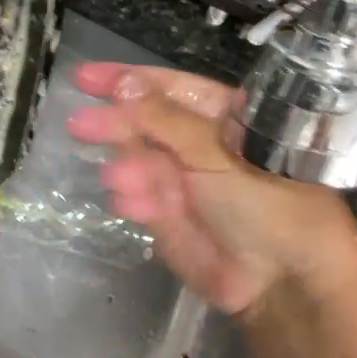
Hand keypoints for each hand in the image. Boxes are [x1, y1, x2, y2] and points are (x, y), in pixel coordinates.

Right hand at [64, 62, 356, 313]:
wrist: (277, 281)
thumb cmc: (266, 204)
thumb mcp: (216, 153)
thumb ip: (164, 118)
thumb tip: (123, 83)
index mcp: (224, 119)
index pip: (169, 88)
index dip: (128, 80)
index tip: (85, 76)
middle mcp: (198, 144)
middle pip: (143, 122)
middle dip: (112, 123)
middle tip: (79, 124)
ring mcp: (177, 178)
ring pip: (132, 157)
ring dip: (125, 166)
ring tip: (124, 180)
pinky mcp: (159, 212)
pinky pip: (132, 194)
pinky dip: (131, 197)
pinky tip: (140, 208)